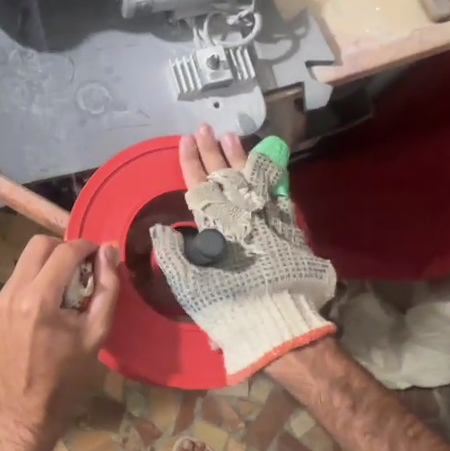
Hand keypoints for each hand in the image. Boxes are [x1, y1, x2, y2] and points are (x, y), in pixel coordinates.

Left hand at [0, 236, 121, 450]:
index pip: (64, 251)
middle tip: (79, 268)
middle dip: (62, 249)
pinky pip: (13, 285)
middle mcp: (11, 294)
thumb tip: (109, 251)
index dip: (85, 246)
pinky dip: (31, 287)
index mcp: (39, 300)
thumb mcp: (96, 334)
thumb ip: (106, 288)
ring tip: (62, 293)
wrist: (23, 414)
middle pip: (37, 245)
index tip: (98, 256)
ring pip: (23, 263)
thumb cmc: (67, 378)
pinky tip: (42, 313)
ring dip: (45, 268)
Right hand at [152, 126, 337, 381]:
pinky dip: (269, 176)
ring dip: (238, 156)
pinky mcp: (287, 228)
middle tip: (204, 128)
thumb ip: (173, 253)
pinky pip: (276, 193)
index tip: (184, 141)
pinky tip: (264, 165)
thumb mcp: (189, 284)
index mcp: (213, 226)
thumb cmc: (227, 307)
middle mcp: (240, 214)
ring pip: (250, 178)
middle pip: (223, 175)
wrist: (277, 322)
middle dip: (210, 150)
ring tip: (230, 137)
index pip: (198, 185)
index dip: (190, 162)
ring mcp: (266, 218)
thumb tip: (162, 229)